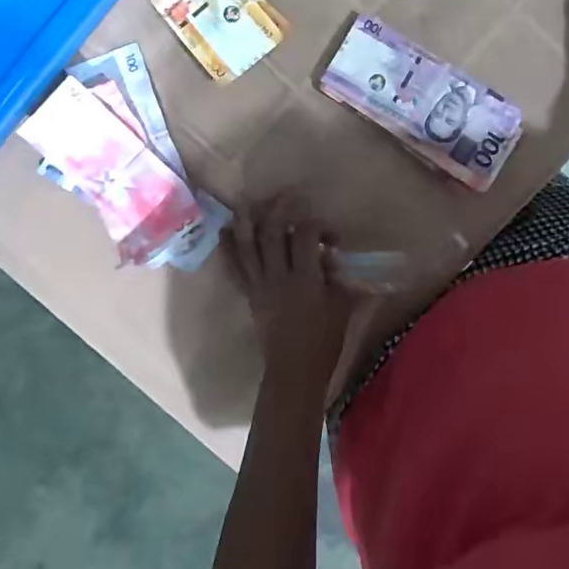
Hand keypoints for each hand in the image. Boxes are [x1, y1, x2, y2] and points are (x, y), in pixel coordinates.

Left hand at [227, 194, 351, 385]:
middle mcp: (278, 277)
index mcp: (306, 279)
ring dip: (247, 220)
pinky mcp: (250, 295)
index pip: (307, 236)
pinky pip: (235, 268)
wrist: (294, 371)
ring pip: (248, 246)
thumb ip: (340, 278)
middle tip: (290, 196)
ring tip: (246, 201)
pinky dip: (228, 248)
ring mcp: (260, 285)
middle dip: (280, 208)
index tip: (332, 238)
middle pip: (274, 232)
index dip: (320, 226)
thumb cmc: (324, 342)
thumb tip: (332, 259)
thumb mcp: (343, 307)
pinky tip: (225, 231)